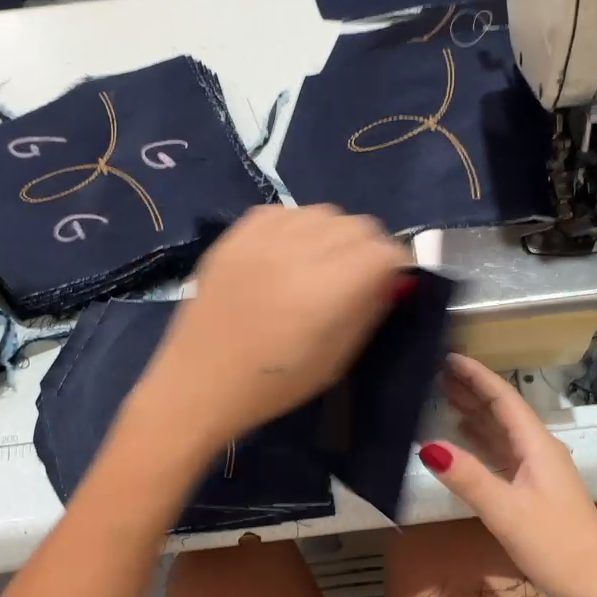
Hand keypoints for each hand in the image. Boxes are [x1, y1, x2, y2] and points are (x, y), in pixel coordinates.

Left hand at [140, 204, 410, 443]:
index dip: (395, 265)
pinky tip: (288, 255)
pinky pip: (283, 212)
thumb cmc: (276, 384)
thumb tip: (390, 279)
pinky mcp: (235, 235)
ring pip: (323, 212)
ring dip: (333, 234)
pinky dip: (296, 227)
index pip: (384, 250)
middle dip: (367, 248)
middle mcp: (299, 253)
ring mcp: (263, 239)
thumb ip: (368, 311)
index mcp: (329, 291)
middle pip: (357, 225)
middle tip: (357, 277)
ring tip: (320, 264)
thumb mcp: (337, 359)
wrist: (202, 383)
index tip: (389, 284)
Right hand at [420, 354, 596, 596]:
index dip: (477, 377)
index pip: (504, 400)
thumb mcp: (505, 511)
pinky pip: (505, 454)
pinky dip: (483, 442)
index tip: (448, 357)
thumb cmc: (554, 545)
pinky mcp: (537, 491)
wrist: (594, 584)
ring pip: (504, 433)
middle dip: (473, 391)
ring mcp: (541, 472)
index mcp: (538, 447)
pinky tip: (467, 442)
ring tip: (446, 398)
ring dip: (477, 415)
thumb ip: (468, 478)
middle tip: (437, 374)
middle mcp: (541, 452)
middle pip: (504, 412)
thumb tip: (427, 446)